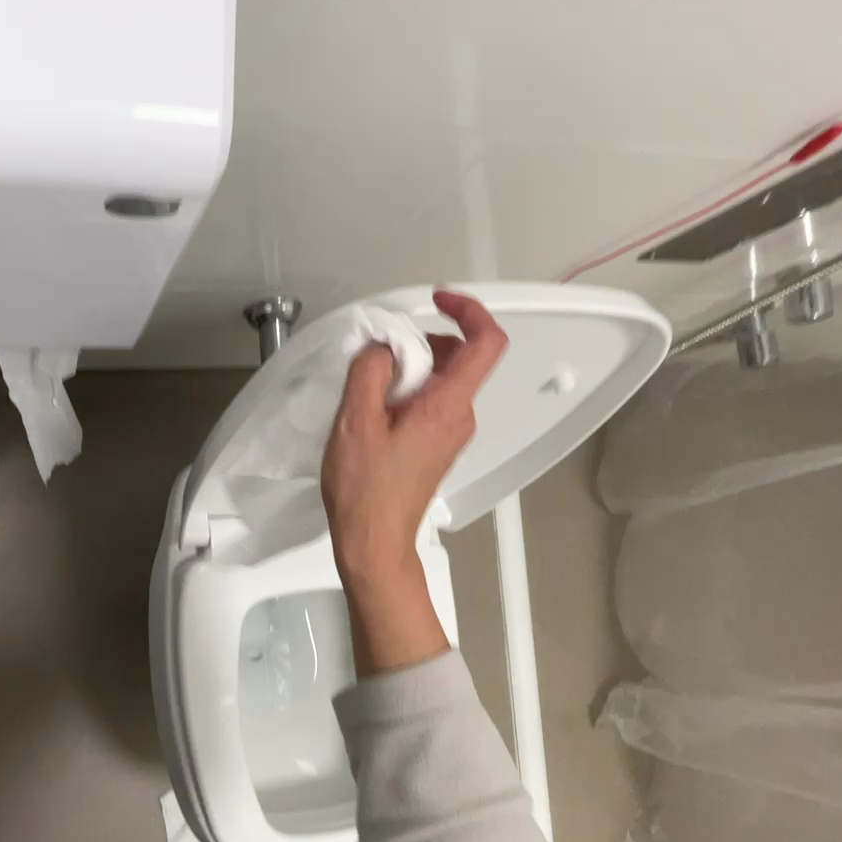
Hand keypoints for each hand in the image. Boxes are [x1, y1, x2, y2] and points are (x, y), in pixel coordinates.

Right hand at [322, 289, 506, 674]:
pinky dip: (406, 394)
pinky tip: (373, 414)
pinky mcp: (436, 447)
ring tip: (369, 392)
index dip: (469, 310)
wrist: (373, 540)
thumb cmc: (365, 490)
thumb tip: (382, 347)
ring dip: (409, 371)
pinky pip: (430, 404)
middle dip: (421, 344)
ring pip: (441, 381)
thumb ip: (370, 372)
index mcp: (448, 406)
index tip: (438, 301)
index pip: (486, 342)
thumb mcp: (355, 422)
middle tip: (381, 358)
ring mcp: (451, 435)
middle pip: (459, 358)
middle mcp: (460, 418)